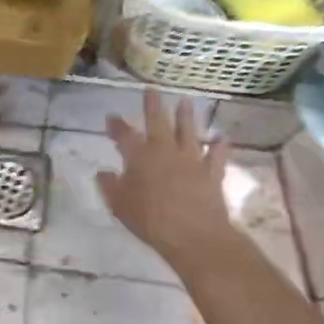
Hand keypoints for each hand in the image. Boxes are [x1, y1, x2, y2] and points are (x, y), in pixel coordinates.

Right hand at [99, 92, 235, 264]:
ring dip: (186, 116)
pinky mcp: (211, 172)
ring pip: (188, 131)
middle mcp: (166, 150)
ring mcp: (191, 159)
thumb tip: (102, 172)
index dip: (117, 126)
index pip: (125, 135)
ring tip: (186, 101)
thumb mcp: (120, 205)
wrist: (193, 234)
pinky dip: (219, 146)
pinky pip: (216, 156)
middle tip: (152, 89)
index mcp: (140, 156)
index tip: (111, 117)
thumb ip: (110, 186)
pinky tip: (221, 138)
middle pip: (158, 122)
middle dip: (153, 104)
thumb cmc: (150, 220)